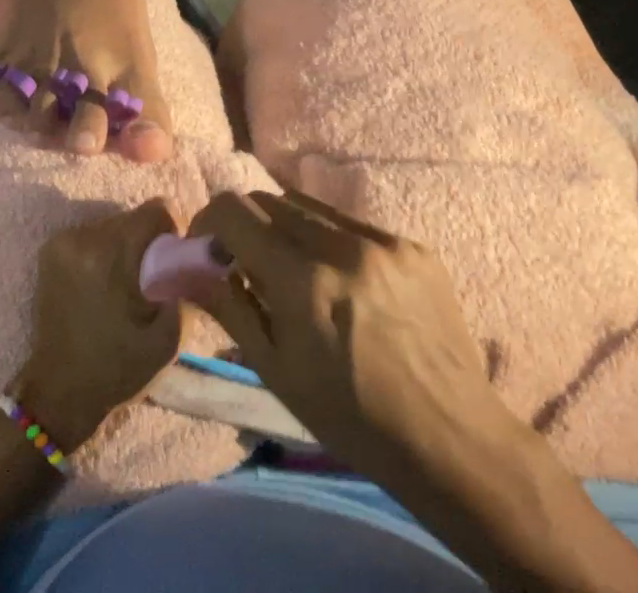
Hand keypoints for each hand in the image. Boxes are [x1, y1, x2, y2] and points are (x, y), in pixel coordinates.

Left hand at [16, 200, 182, 451]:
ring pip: (110, 225)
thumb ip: (184, 286)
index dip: (174, 232)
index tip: (176, 262)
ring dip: (125, 246)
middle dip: (148, 242)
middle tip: (155, 280)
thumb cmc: (119, 367)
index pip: (155, 211)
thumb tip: (198, 257)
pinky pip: (90, 236)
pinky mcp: (48, 251)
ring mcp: (60, 242)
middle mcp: (80, 239)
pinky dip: (104, 252)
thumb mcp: (168, 335)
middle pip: (131, 217)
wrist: (61, 385)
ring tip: (129, 285)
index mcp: (108, 255)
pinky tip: (106, 284)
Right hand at [185, 191, 525, 484]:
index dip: (207, 224)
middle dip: (243, 225)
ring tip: (290, 272)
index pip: (234, 211)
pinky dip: (327, 240)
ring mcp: (386, 244)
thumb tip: (187, 269)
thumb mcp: (272, 367)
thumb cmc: (348, 414)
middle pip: (268, 199)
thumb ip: (227, 304)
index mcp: (303, 280)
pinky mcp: (416, 249)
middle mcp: (344, 247)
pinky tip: (337, 282)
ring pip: (309, 206)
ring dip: (283, 228)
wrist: (451, 438)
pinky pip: (350, 224)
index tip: (206, 253)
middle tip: (242, 263)